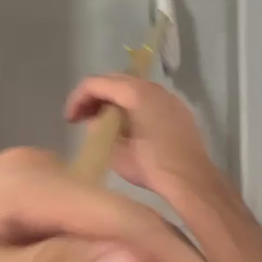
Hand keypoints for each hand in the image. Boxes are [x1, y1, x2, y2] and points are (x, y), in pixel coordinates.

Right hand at [65, 75, 229, 202]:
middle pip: (115, 80)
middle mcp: (154, 87)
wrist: (191, 180)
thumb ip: (99, 130)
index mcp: (136, 92)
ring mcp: (169, 97)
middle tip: (80, 118)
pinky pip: (148, 100)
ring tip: (100, 122)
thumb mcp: (115, 151)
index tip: (69, 120)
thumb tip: (95, 122)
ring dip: (113, 101)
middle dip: (94, 96)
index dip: (77, 98)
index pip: (97, 83)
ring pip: (133, 89)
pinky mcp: (178, 111)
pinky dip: (131, 107)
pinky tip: (126, 127)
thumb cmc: (151, 166)